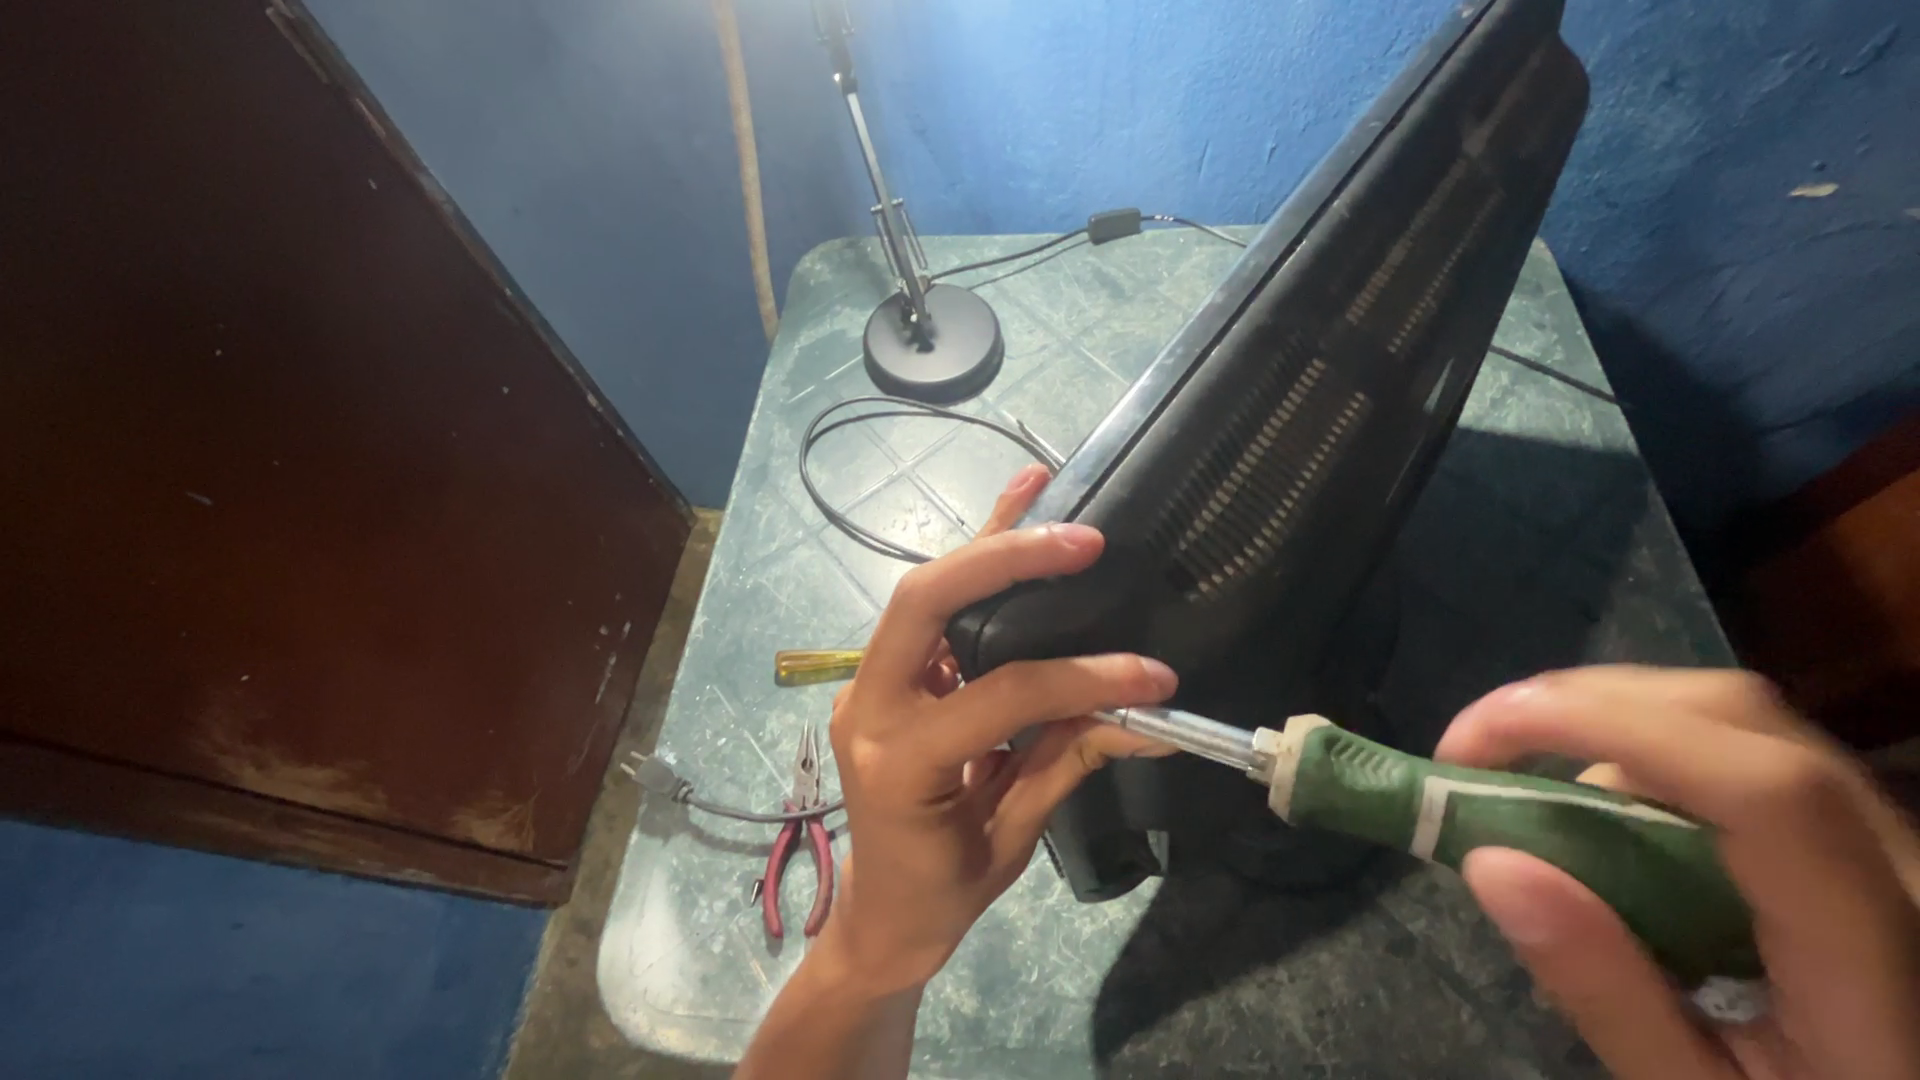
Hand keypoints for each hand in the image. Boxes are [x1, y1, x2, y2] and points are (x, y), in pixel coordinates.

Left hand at [817, 465, 1176, 993]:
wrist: (880, 914)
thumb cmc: (942, 891)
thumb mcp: (1012, 836)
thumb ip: (1069, 762)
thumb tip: (1147, 717)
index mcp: (898, 760)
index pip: (999, 697)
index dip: (1078, 680)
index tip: (1151, 677)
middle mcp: (868, 705)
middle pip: (925, 602)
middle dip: (1003, 561)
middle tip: (1082, 541)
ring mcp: (866, 683)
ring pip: (922, 592)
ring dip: (986, 544)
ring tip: (1041, 489)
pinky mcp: (884, 674)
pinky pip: (927, 612)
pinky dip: (971, 566)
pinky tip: (1008, 515)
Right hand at [1438, 665, 1919, 1078]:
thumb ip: (1607, 993)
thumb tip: (1489, 862)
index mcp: (1890, 960)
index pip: (1762, 793)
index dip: (1607, 729)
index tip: (1472, 746)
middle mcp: (1911, 868)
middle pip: (1734, 716)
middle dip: (1579, 707)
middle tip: (1477, 751)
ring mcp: (1893, 839)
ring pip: (1731, 715)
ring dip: (1601, 720)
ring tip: (1520, 776)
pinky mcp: (1861, 828)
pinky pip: (1737, 742)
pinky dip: (1638, 744)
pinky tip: (1592, 801)